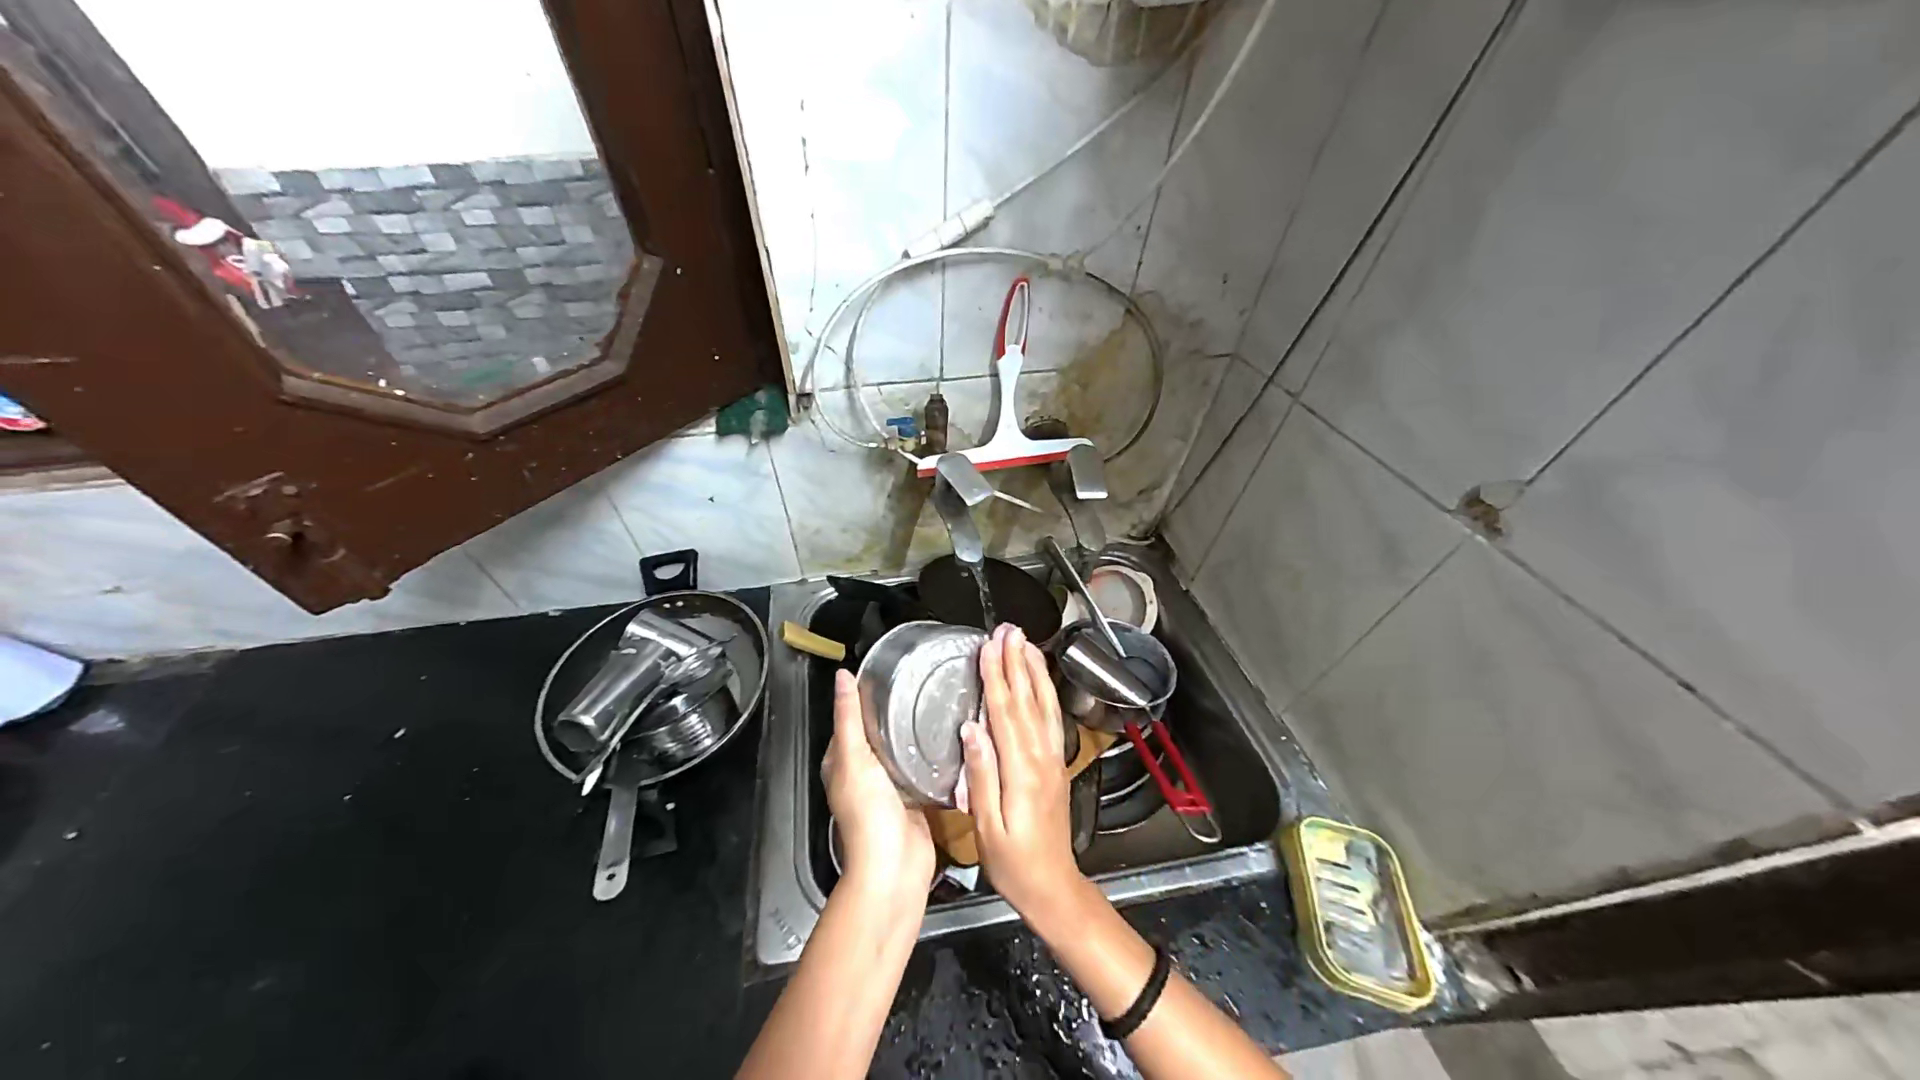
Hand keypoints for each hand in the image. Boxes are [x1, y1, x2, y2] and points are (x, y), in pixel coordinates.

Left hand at [822, 668, 934, 899]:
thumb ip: (849, 719)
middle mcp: (865, 771)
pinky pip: (923, 768)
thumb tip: (843, 677)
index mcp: (842, 762)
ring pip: (903, 749)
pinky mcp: (915, 797)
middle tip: (920, 683)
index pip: (851, 718)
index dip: (864, 696)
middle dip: (896, 711)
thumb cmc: (868, 816)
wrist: (895, 868)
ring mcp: (891, 785)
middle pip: (880, 733)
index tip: (887, 671)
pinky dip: (932, 754)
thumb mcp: (853, 759)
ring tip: (938, 701)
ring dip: (916, 731)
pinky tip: (949, 737)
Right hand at [959, 624, 1083, 922]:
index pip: (1006, 713)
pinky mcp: (1056, 764)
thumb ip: (980, 776)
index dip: (996, 677)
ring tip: (1025, 643)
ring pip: (1044, 705)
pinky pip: (1052, 719)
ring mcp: (1053, 760)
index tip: (989, 647)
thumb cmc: (1014, 863)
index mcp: (1022, 772)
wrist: (1053, 886)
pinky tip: (1039, 680)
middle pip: (1027, 701)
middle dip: (1016, 662)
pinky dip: (1046, 693)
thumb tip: (971, 730)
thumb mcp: (987, 827)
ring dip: (1034, 671)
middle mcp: (1042, 758)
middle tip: (1008, 631)